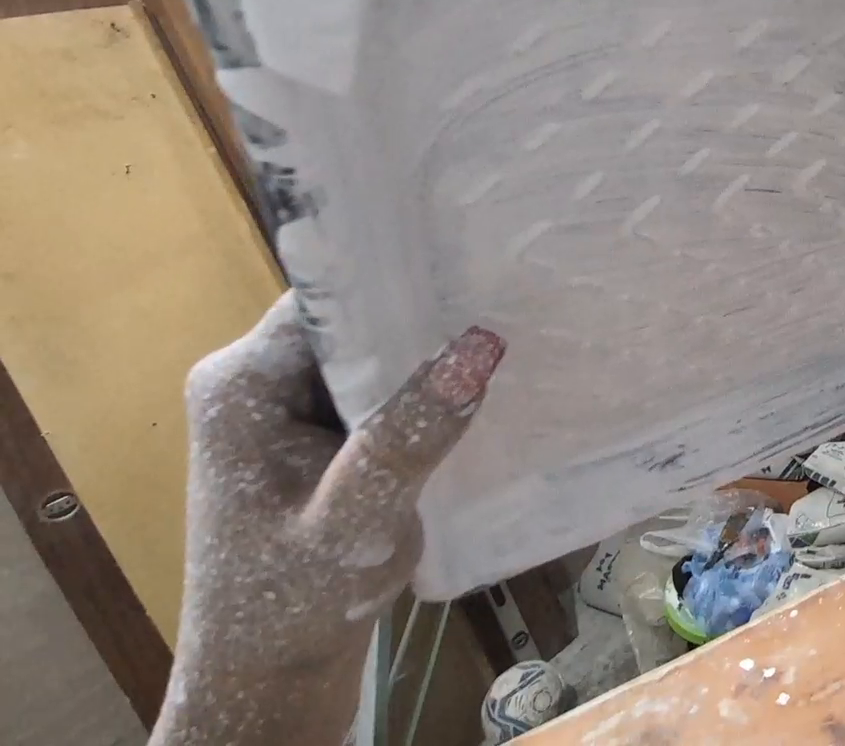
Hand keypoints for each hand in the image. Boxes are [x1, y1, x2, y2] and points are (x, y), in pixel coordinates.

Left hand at [151, 292, 503, 745]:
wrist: (275, 665)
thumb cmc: (294, 599)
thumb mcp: (355, 518)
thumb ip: (410, 435)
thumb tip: (482, 346)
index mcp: (244, 385)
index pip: (330, 297)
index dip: (403, 275)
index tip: (480, 265)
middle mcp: (265, 380)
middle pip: (359, 317)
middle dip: (432, 310)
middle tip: (515, 293)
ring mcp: (298, 403)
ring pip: (380, 349)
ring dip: (439, 346)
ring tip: (514, 326)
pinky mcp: (331, 427)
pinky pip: (390, 381)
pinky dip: (436, 380)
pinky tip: (487, 377)